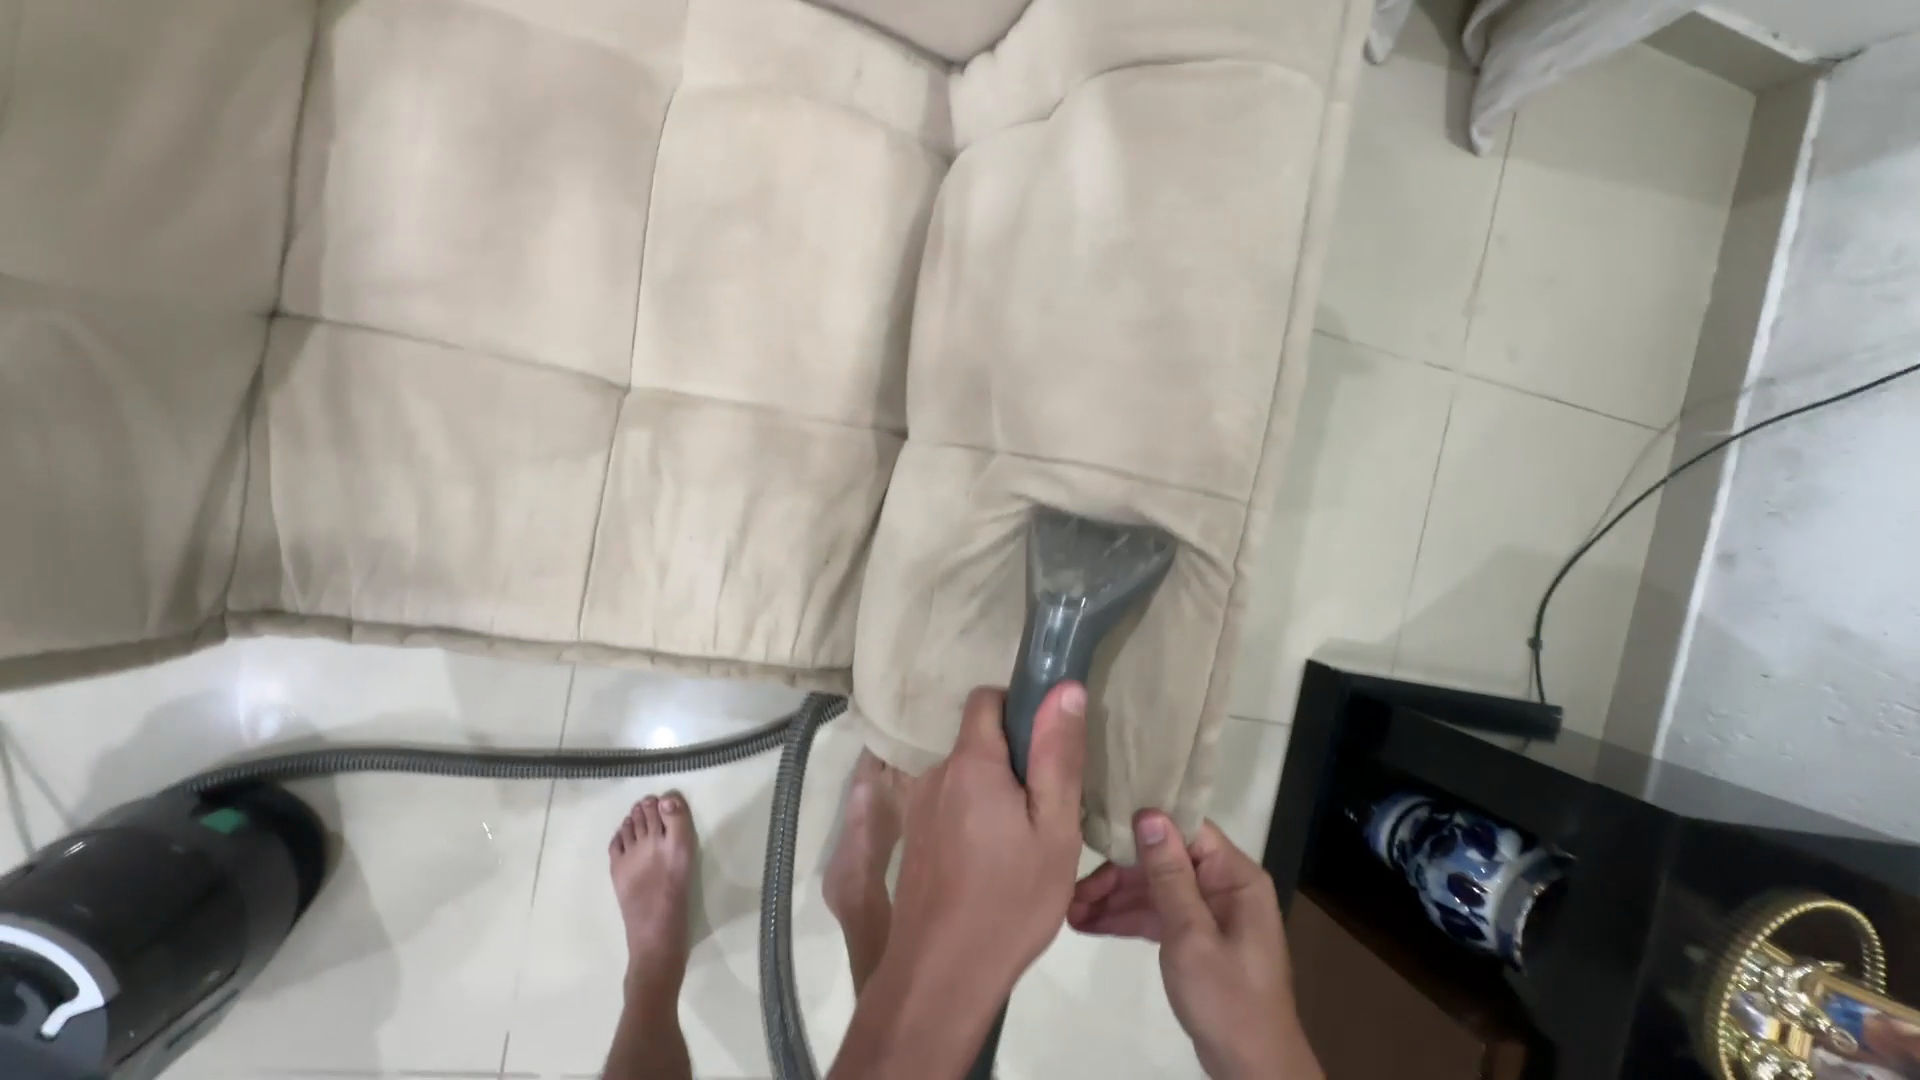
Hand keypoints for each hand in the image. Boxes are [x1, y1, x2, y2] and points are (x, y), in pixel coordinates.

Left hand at [886, 682, 1089, 1000]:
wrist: (942, 974)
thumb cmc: (1010, 898)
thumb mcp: (1054, 828)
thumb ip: (1057, 756)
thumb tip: (1065, 688)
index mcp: (971, 763)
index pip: (986, 699)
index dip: (1019, 707)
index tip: (1049, 744)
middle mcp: (936, 774)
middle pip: (979, 741)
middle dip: (1014, 759)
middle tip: (1048, 805)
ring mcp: (920, 808)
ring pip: (966, 777)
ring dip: (995, 793)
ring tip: (1026, 840)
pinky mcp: (915, 839)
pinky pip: (951, 807)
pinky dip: (976, 818)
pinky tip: (996, 862)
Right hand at [1070, 813, 1320, 1079]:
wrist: (1252, 1070)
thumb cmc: (1228, 999)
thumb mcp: (1191, 935)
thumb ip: (1168, 875)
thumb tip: (1149, 814)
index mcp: (1234, 876)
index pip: (1186, 830)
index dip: (1145, 825)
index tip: (1103, 827)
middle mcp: (1222, 885)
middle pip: (1162, 861)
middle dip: (1118, 875)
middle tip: (1075, 890)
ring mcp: (1208, 912)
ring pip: (1154, 889)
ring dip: (1114, 900)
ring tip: (1071, 911)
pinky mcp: (1195, 936)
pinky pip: (1156, 915)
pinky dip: (1126, 920)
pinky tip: (1088, 924)